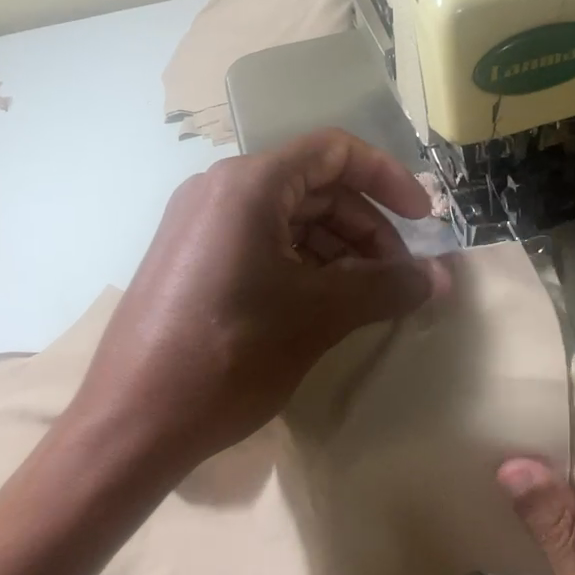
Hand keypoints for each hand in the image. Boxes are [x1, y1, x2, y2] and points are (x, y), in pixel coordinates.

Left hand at [75, 128, 448, 469]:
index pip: (335, 152)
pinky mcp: (190, 260)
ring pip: (288, 219)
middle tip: (397, 278)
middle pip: (315, 187)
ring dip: (338, 252)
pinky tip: (322, 307)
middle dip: (366, 228)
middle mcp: (218, 190)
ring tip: (365, 300)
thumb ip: (387, 287)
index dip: (388, 179)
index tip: (424, 221)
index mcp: (249, 185)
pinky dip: (302, 266)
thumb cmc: (231, 355)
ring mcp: (198, 225)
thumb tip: (441, 277)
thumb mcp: (319, 316)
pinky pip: (259, 243)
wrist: (133, 421)